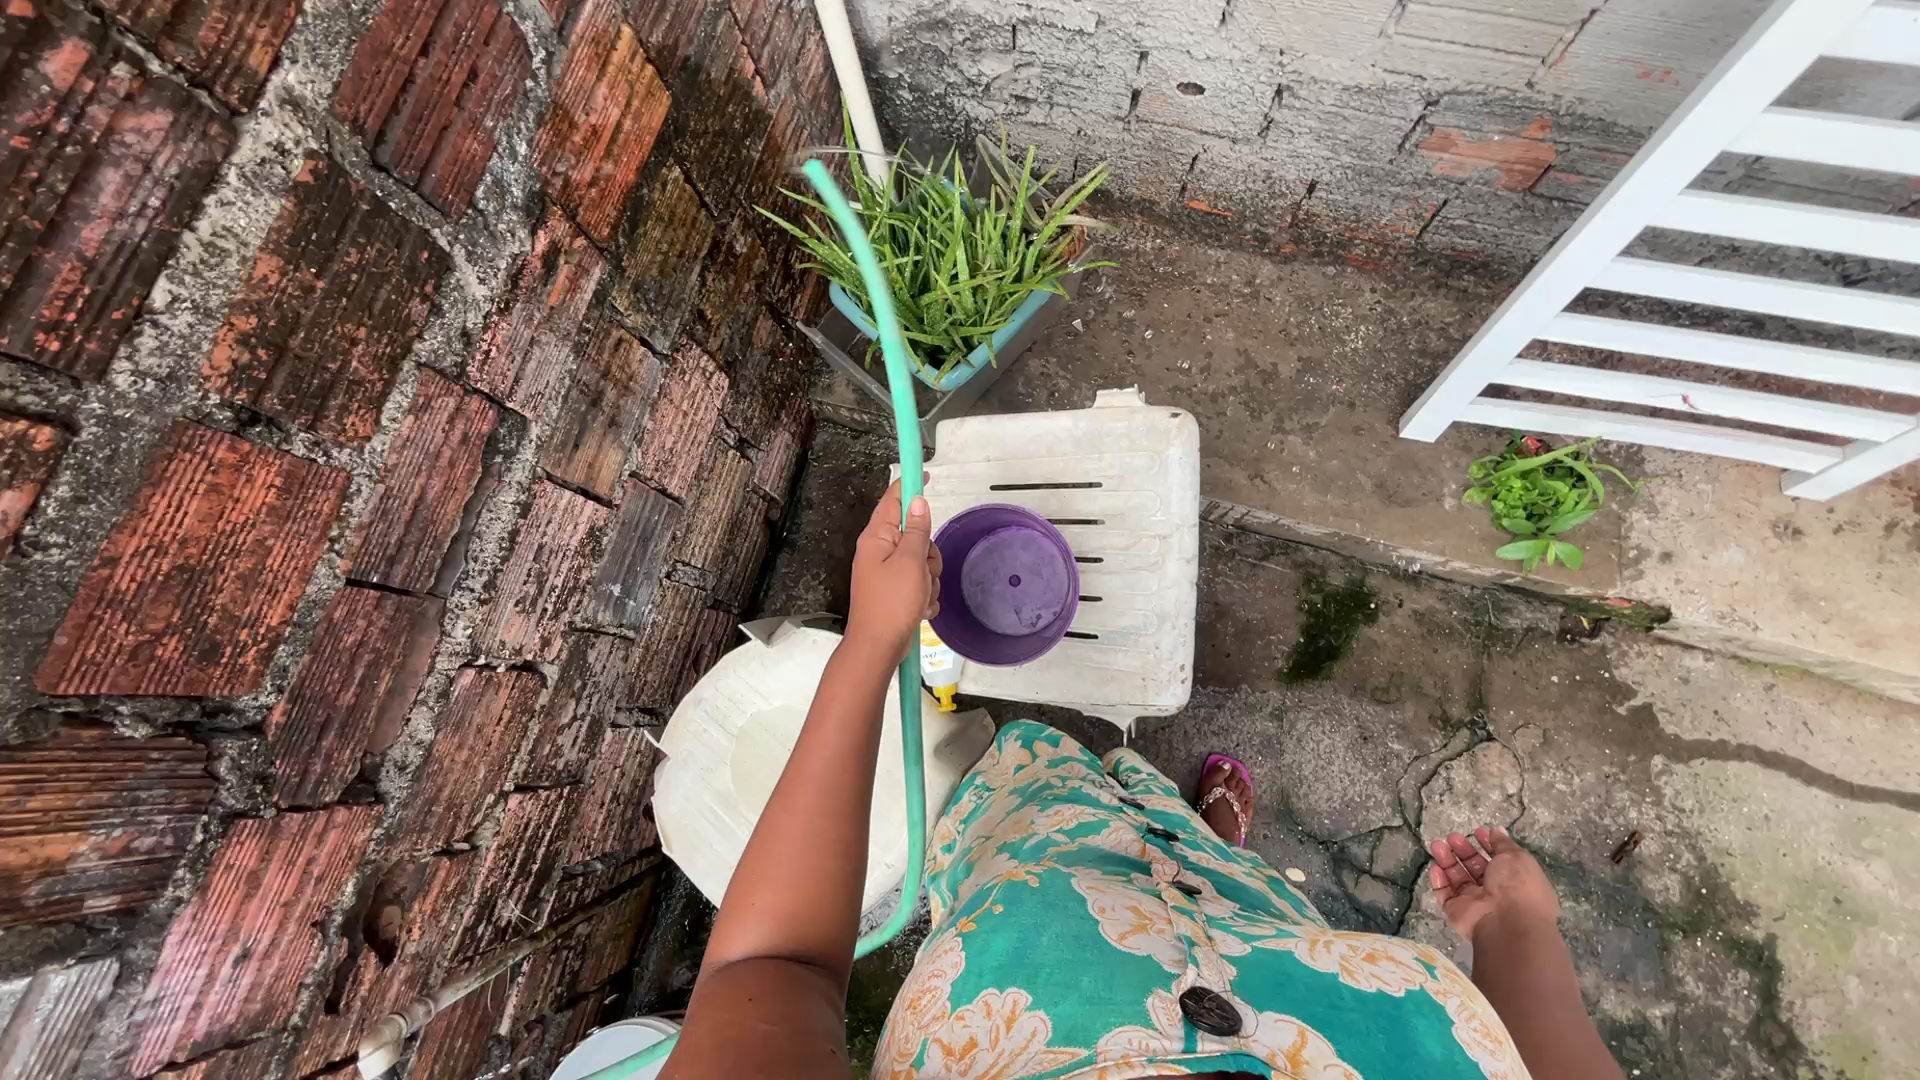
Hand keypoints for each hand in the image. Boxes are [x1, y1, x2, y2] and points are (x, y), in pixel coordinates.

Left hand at [845, 479, 941, 663]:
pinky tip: (919, 608)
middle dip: (928, 552)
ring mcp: (888, 572)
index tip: (924, 473)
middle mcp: (880, 551)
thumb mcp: (910, 562)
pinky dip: (924, 595)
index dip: (910, 486)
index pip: (894, 500)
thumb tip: (918, 502)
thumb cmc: (891, 604)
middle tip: (924, 568)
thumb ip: (917, 531)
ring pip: (922, 561)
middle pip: (915, 534)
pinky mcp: (896, 591)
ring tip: (920, 594)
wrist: (879, 647)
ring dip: (929, 578)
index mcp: (877, 538)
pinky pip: (920, 583)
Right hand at [1427, 826, 1561, 943]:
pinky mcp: (1457, 911)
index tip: (1478, 832)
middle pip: (1475, 868)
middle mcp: (1497, 893)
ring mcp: (1476, 903)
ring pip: (1458, 878)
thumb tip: (1497, 831)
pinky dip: (1439, 880)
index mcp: (1516, 882)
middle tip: (1452, 837)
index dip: (1489, 845)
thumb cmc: (1517, 886)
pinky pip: (1445, 893)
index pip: (1500, 861)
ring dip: (1447, 860)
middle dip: (1464, 850)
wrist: (1506, 923)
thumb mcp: (1517, 858)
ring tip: (1437, 845)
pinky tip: (1435, 868)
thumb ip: (1504, 844)